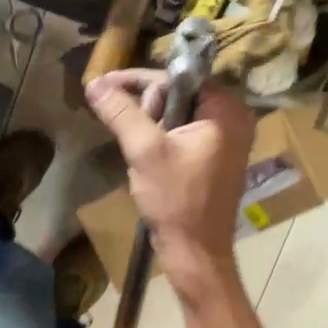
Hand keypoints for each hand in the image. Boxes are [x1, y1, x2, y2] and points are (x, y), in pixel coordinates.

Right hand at [87, 69, 256, 299]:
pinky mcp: (215, 157)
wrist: (195, 251)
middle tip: (130, 133)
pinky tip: (144, 155)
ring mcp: (226, 139)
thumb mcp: (144, 150)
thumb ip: (120, 112)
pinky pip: (182, 132)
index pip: (177, 76)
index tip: (103, 87)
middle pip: (177, 93)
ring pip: (176, 113)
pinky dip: (160, 137)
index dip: (138, 81)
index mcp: (226, 110)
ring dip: (149, 124)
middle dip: (146, 107)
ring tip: (136, 149)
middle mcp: (233, 118)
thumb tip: (94, 83)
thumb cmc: (176, 199)